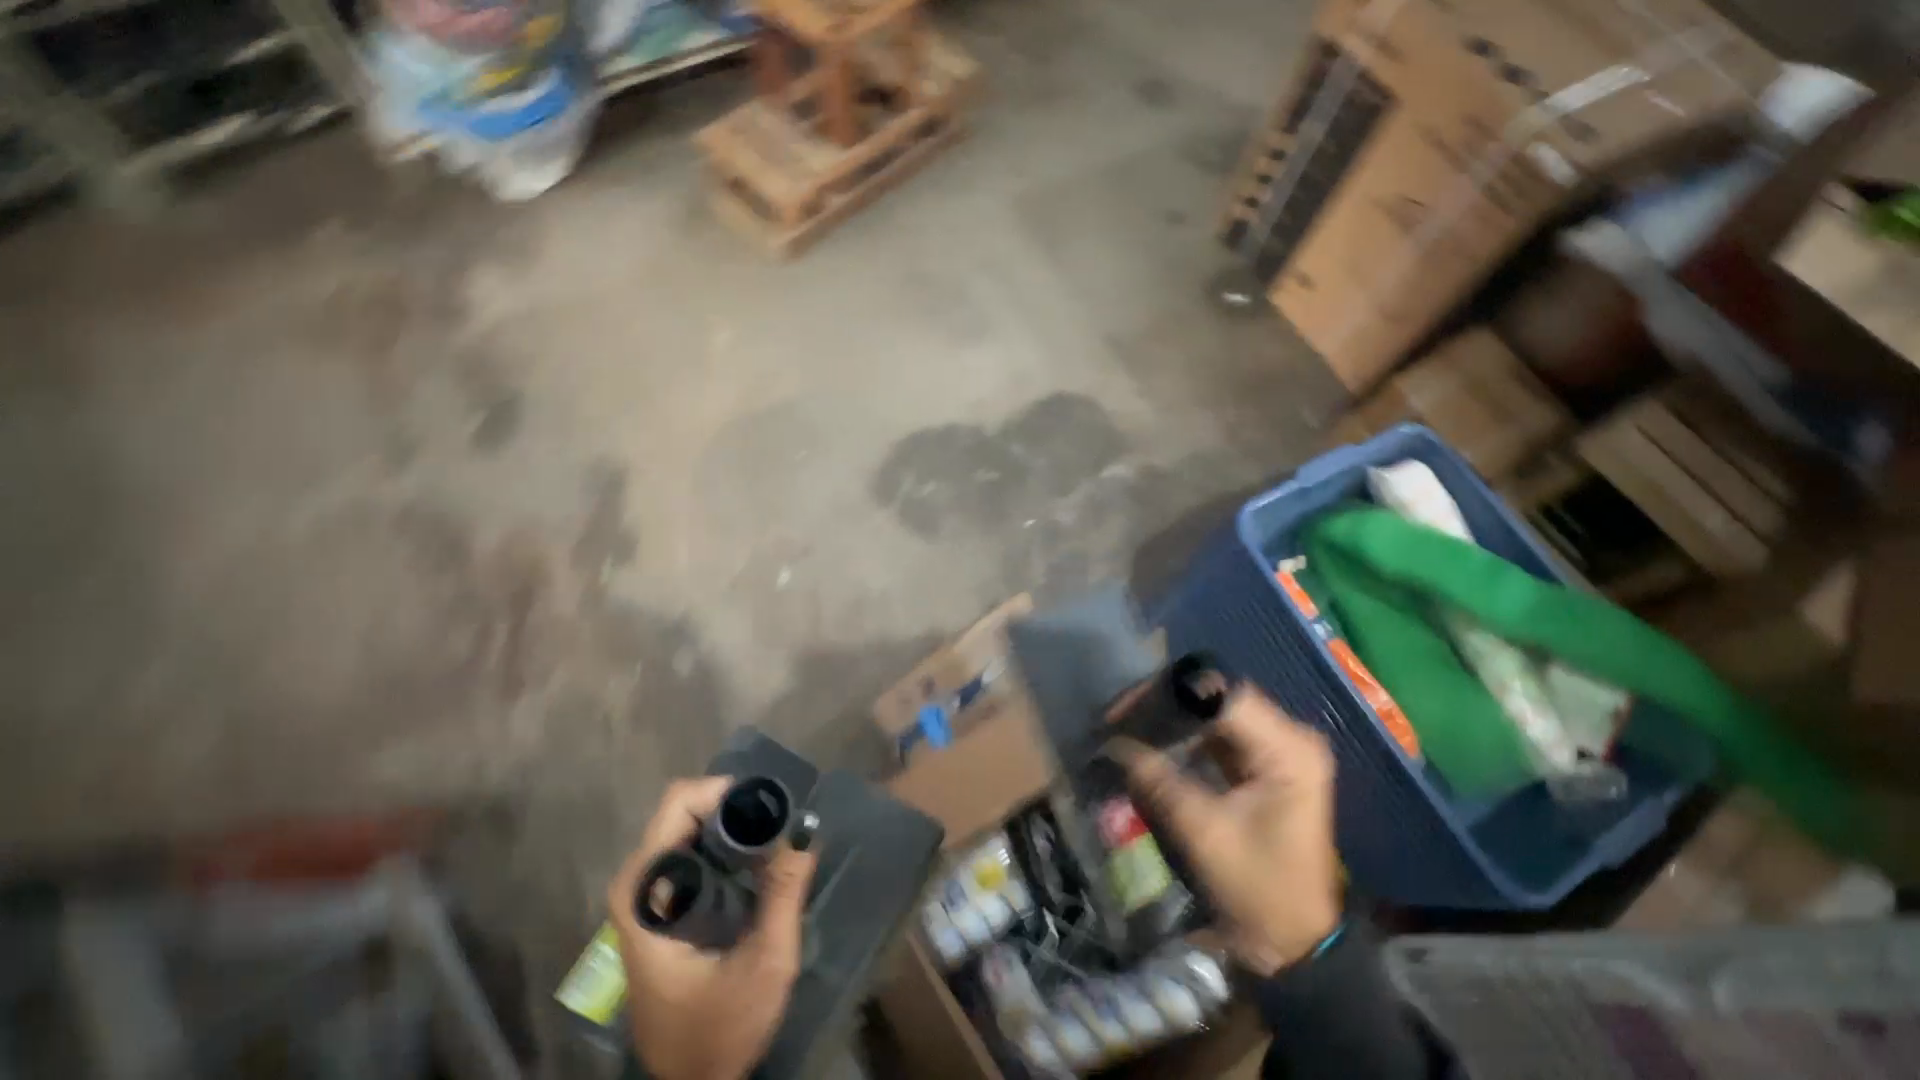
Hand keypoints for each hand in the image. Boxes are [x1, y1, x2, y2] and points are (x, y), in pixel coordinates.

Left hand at [606, 777, 817, 1079]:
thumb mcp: (766, 961)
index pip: (673, 810)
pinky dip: (716, 848)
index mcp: (647, 897)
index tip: (767, 805)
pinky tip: (750, 864)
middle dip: (728, 809)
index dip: (720, 794)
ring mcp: (641, 902)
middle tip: (775, 822)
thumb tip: (807, 830)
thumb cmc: (722, 1028)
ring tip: (770, 840)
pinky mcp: (655, 914)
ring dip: (724, 827)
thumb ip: (784, 894)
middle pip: (676, 815)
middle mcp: (634, 890)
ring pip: (679, 834)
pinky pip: (682, 857)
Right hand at [1113, 685, 1340, 975]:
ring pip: (1217, 716)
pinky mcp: (1267, 768)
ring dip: (1174, 722)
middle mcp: (1291, 738)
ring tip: (1129, 728)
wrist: (1296, 941)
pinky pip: (1222, 738)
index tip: (1125, 708)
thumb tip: (1112, 744)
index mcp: (1288, 749)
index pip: (1223, 696)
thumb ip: (1159, 780)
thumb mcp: (1204, 832)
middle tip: (1119, 717)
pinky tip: (1154, 745)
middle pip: (1220, 700)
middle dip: (1168, 707)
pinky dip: (1188, 741)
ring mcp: (1281, 752)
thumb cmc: (1259, 888)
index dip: (1171, 695)